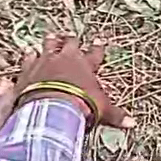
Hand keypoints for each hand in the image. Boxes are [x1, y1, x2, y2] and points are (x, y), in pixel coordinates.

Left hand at [16, 34, 131, 127]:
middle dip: (72, 40)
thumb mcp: (102, 111)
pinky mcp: (28, 69)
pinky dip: (29, 56)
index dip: (98, 48)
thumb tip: (132, 124)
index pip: (95, 53)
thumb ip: (115, 115)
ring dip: (51, 41)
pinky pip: (28, 58)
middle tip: (72, 37)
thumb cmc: (81, 106)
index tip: (99, 40)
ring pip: (48, 45)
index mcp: (85, 65)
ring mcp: (45, 61)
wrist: (52, 108)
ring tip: (51, 36)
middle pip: (70, 44)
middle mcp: (66, 58)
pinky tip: (29, 52)